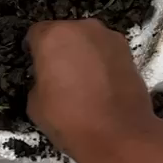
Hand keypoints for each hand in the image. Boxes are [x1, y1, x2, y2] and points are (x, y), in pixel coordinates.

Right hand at [26, 19, 162, 162]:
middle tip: (58, 75)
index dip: (34, 50)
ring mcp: (109, 38)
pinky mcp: (129, 52)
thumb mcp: (35, 103)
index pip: (36, 33)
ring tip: (82, 82)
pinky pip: (106, 52)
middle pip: (64, 33)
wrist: (118, 134)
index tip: (35, 65)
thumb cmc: (69, 118)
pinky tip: (101, 86)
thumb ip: (39, 81)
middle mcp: (82, 28)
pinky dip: (101, 63)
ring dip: (82, 54)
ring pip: (87, 41)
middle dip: (60, 50)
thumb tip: (49, 80)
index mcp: (52, 36)